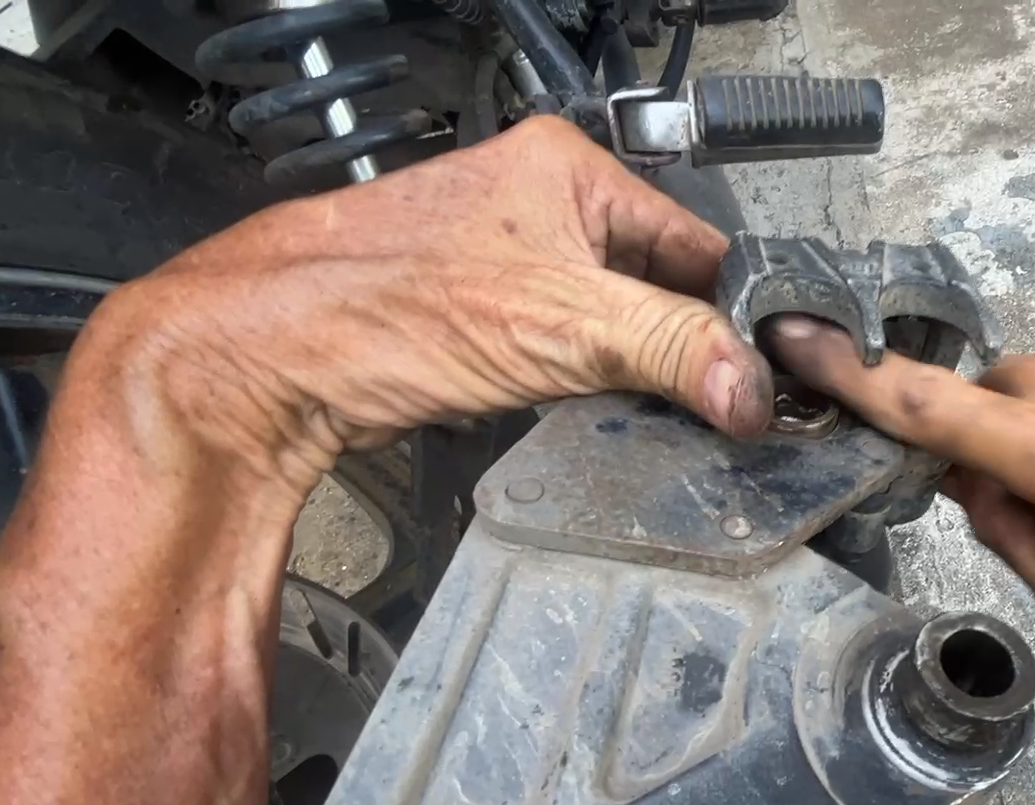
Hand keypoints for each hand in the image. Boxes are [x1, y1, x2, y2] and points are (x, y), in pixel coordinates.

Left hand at [79, 116, 772, 494]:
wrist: (273, 357)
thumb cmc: (389, 304)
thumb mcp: (563, 322)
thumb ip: (672, 348)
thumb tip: (753, 389)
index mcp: (573, 171)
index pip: (699, 243)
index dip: (735, 308)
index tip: (761, 370)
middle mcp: (553, 206)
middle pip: (668, 283)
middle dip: (692, 342)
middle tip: (718, 398)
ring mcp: (529, 260)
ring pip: (630, 318)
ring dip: (653, 365)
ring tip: (667, 403)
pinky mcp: (509, 312)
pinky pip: (591, 343)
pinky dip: (612, 377)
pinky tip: (615, 402)